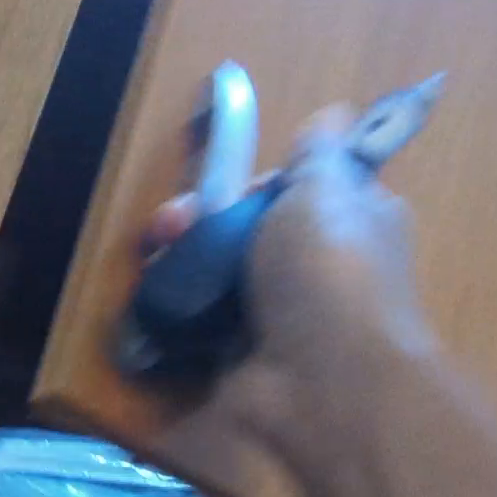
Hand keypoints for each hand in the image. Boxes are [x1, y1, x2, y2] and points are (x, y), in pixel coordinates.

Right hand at [147, 107, 435, 458]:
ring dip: (178, 255)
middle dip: (202, 218)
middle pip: (243, 230)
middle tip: (175, 220)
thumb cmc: (328, 272)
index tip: (238, 187)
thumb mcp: (327, 191)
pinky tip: (149, 291)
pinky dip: (170, 303)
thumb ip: (318, 154)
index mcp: (347, 225)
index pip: (295, 194)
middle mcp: (308, 269)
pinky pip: (194, 317)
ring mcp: (269, 314)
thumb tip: (328, 119)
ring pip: (212, 271)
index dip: (258, 185)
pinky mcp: (231, 352)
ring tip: (154, 252)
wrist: (316, 377)